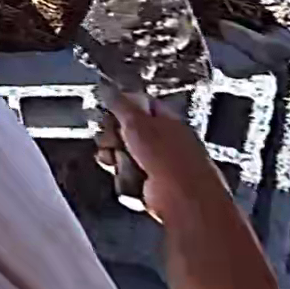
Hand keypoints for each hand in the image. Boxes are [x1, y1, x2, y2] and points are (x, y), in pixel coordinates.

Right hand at [96, 84, 233, 224]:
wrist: (184, 202)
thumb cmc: (171, 160)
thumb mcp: (136, 122)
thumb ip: (118, 103)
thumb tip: (105, 86)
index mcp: (168, 121)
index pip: (138, 104)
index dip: (119, 106)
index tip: (107, 111)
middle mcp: (165, 142)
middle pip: (124, 129)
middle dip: (111, 136)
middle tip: (113, 140)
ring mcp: (158, 164)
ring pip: (121, 153)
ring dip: (114, 157)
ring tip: (119, 161)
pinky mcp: (151, 185)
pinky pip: (124, 173)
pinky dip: (122, 176)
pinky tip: (127, 176)